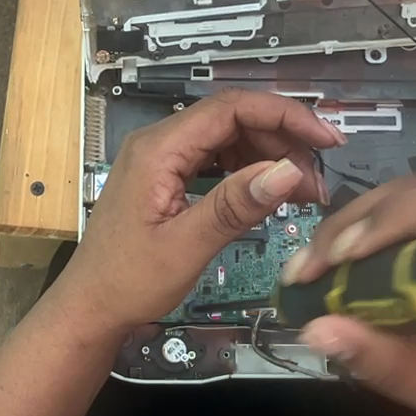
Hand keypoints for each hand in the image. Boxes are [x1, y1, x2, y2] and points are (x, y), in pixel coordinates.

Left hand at [50, 88, 344, 332]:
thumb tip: (289, 172)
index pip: (230, 109)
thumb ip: (235, 206)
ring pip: (226, 139)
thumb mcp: (186, 246)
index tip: (325, 140)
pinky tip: (268, 193)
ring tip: (302, 191)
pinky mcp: (165, 178)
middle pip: (231, 119)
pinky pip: (213, 160)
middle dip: (281, 141)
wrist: (89, 307)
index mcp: (158, 150)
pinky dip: (246, 172)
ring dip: (267, 158)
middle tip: (317, 179)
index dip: (284, 116)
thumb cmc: (128, 281)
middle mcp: (158, 143)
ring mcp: (160, 159)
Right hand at [284, 177, 415, 415]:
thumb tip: (315, 330)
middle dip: (356, 224)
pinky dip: (351, 240)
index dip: (395, 220)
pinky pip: (391, 223)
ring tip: (306, 269)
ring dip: (345, 229)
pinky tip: (322, 269)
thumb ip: (390, 364)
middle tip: (310, 267)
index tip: (344, 256)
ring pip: (397, 203)